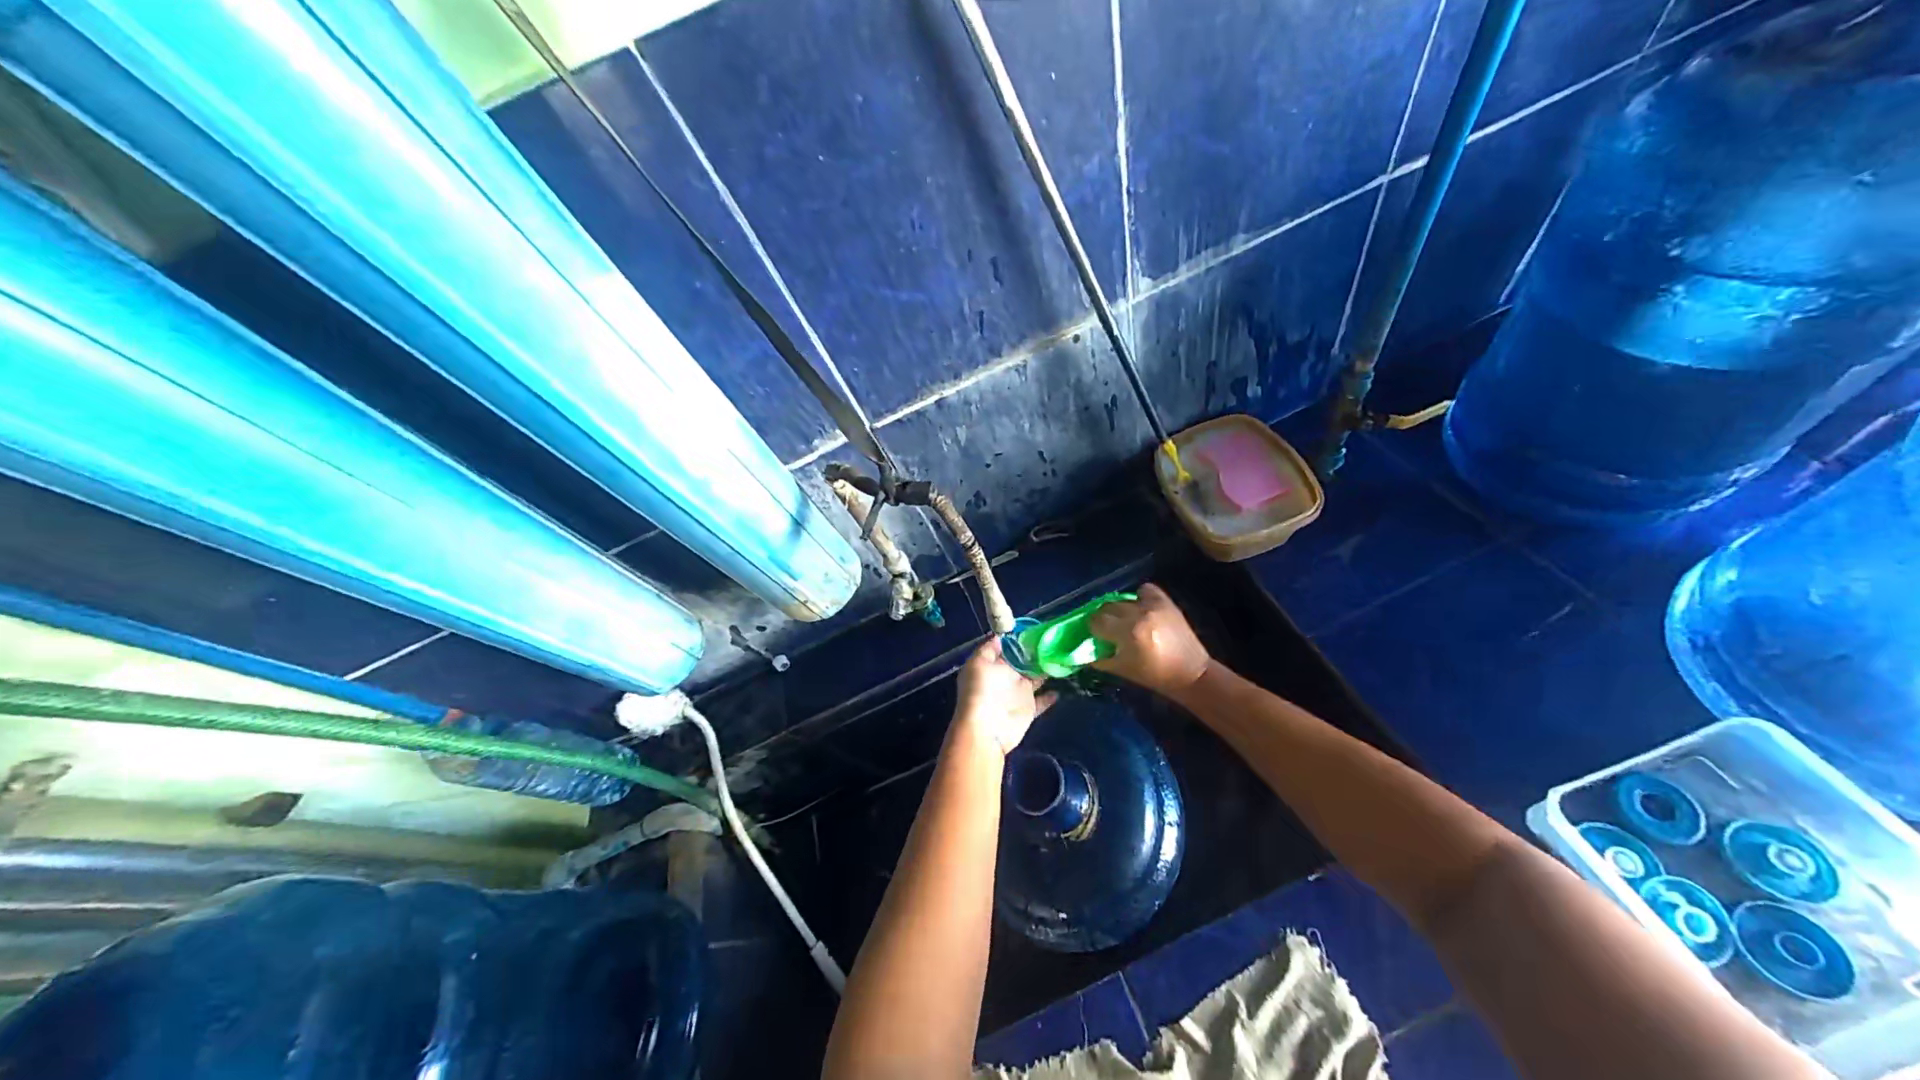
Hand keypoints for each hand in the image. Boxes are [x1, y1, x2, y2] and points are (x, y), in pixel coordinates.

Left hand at [953, 639, 1053, 755]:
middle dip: (1037, 652)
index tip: (1037, 629)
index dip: (1020, 638)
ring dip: (1047, 670)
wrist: (987, 727)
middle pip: (1024, 662)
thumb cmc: (982, 691)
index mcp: (993, 665)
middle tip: (1056, 639)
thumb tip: (999, 635)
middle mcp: (1006, 677)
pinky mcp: (1030, 708)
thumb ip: (989, 648)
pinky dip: (1052, 695)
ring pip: (1036, 678)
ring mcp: (1019, 693)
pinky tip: (1063, 685)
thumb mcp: (979, 663)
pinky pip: (1043, 700)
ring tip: (1063, 657)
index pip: (1008, 648)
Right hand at [1088, 583, 1211, 695]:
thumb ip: (1100, 659)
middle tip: (1107, 628)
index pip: (1096, 621)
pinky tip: (1140, 608)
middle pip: (1107, 607)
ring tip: (1124, 620)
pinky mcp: (1165, 602)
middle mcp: (1139, 614)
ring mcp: (1153, 606)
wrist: (1191, 673)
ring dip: (1119, 609)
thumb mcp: (1122, 670)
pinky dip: (1139, 597)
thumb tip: (1082, 652)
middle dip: (1103, 618)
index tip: (1095, 634)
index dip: (1093, 628)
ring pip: (1123, 599)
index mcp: (1127, 632)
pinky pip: (1144, 590)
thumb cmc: (1154, 676)